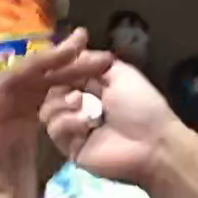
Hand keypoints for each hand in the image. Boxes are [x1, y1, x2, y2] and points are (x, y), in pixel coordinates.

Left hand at [0, 30, 113, 197]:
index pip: (8, 88)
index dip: (36, 65)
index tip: (69, 52)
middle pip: (22, 84)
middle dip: (52, 62)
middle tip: (88, 46)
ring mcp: (7, 140)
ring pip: (32, 95)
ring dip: (58, 75)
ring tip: (89, 60)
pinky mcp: (20, 152)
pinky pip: (38, 113)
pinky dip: (58, 97)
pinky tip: (78, 90)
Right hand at [40, 59, 182, 187]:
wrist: (151, 142)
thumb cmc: (140, 104)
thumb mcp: (119, 73)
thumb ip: (92, 61)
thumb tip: (72, 49)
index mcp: (91, 87)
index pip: (63, 73)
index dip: (58, 67)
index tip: (57, 59)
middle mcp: (78, 105)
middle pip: (50, 91)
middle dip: (57, 84)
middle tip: (74, 88)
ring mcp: (72, 127)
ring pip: (46, 110)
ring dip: (62, 103)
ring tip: (80, 103)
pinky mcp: (69, 148)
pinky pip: (54, 130)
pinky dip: (67, 122)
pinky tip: (85, 125)